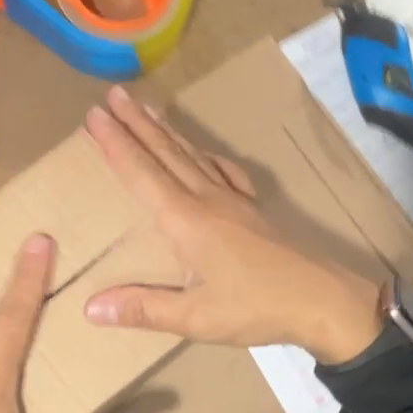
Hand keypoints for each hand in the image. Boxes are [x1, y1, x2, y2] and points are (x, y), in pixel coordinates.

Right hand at [82, 87, 384, 363]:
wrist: (321, 299)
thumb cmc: (256, 308)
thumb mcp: (195, 317)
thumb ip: (143, 309)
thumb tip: (91, 308)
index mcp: (186, 221)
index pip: (141, 174)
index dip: (115, 144)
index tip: (94, 115)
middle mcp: (207, 200)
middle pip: (165, 154)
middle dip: (136, 124)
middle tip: (112, 95)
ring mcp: (234, 201)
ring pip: (192, 156)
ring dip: (166, 132)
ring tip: (147, 108)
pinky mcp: (253, 210)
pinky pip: (223, 170)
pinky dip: (205, 154)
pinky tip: (203, 151)